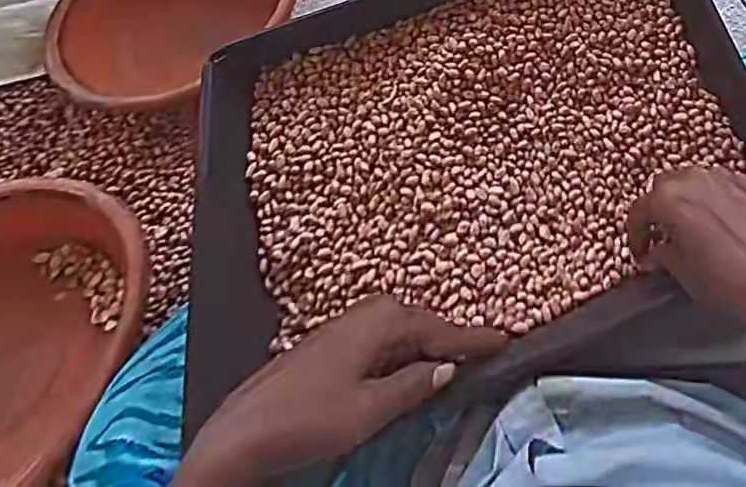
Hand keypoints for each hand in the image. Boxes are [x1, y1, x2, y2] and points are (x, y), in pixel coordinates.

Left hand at [173, 296, 506, 485]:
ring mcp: (351, 325)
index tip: (506, 339)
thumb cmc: (306, 419)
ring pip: (404, 335)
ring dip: (430, 348)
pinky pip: (386, 344)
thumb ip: (411, 385)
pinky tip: (414, 370)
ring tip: (460, 360)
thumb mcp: (367, 411)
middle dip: (453, 340)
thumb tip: (447, 366)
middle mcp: (370, 312)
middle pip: (423, 327)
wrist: (239, 433)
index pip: (441, 330)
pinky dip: (406, 356)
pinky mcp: (338, 343)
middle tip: (487, 351)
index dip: (474, 339)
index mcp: (383, 320)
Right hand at [627, 167, 745, 337]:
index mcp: (673, 200)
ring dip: (681, 200)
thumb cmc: (739, 286)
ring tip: (687, 231)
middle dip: (657, 210)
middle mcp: (695, 179)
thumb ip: (665, 257)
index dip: (636, 232)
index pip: (640, 208)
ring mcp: (723, 177)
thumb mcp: (690, 279)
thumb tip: (655, 253)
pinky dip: (706, 197)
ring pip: (688, 180)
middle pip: (662, 187)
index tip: (640, 249)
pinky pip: (714, 183)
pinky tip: (715, 224)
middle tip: (660, 239)